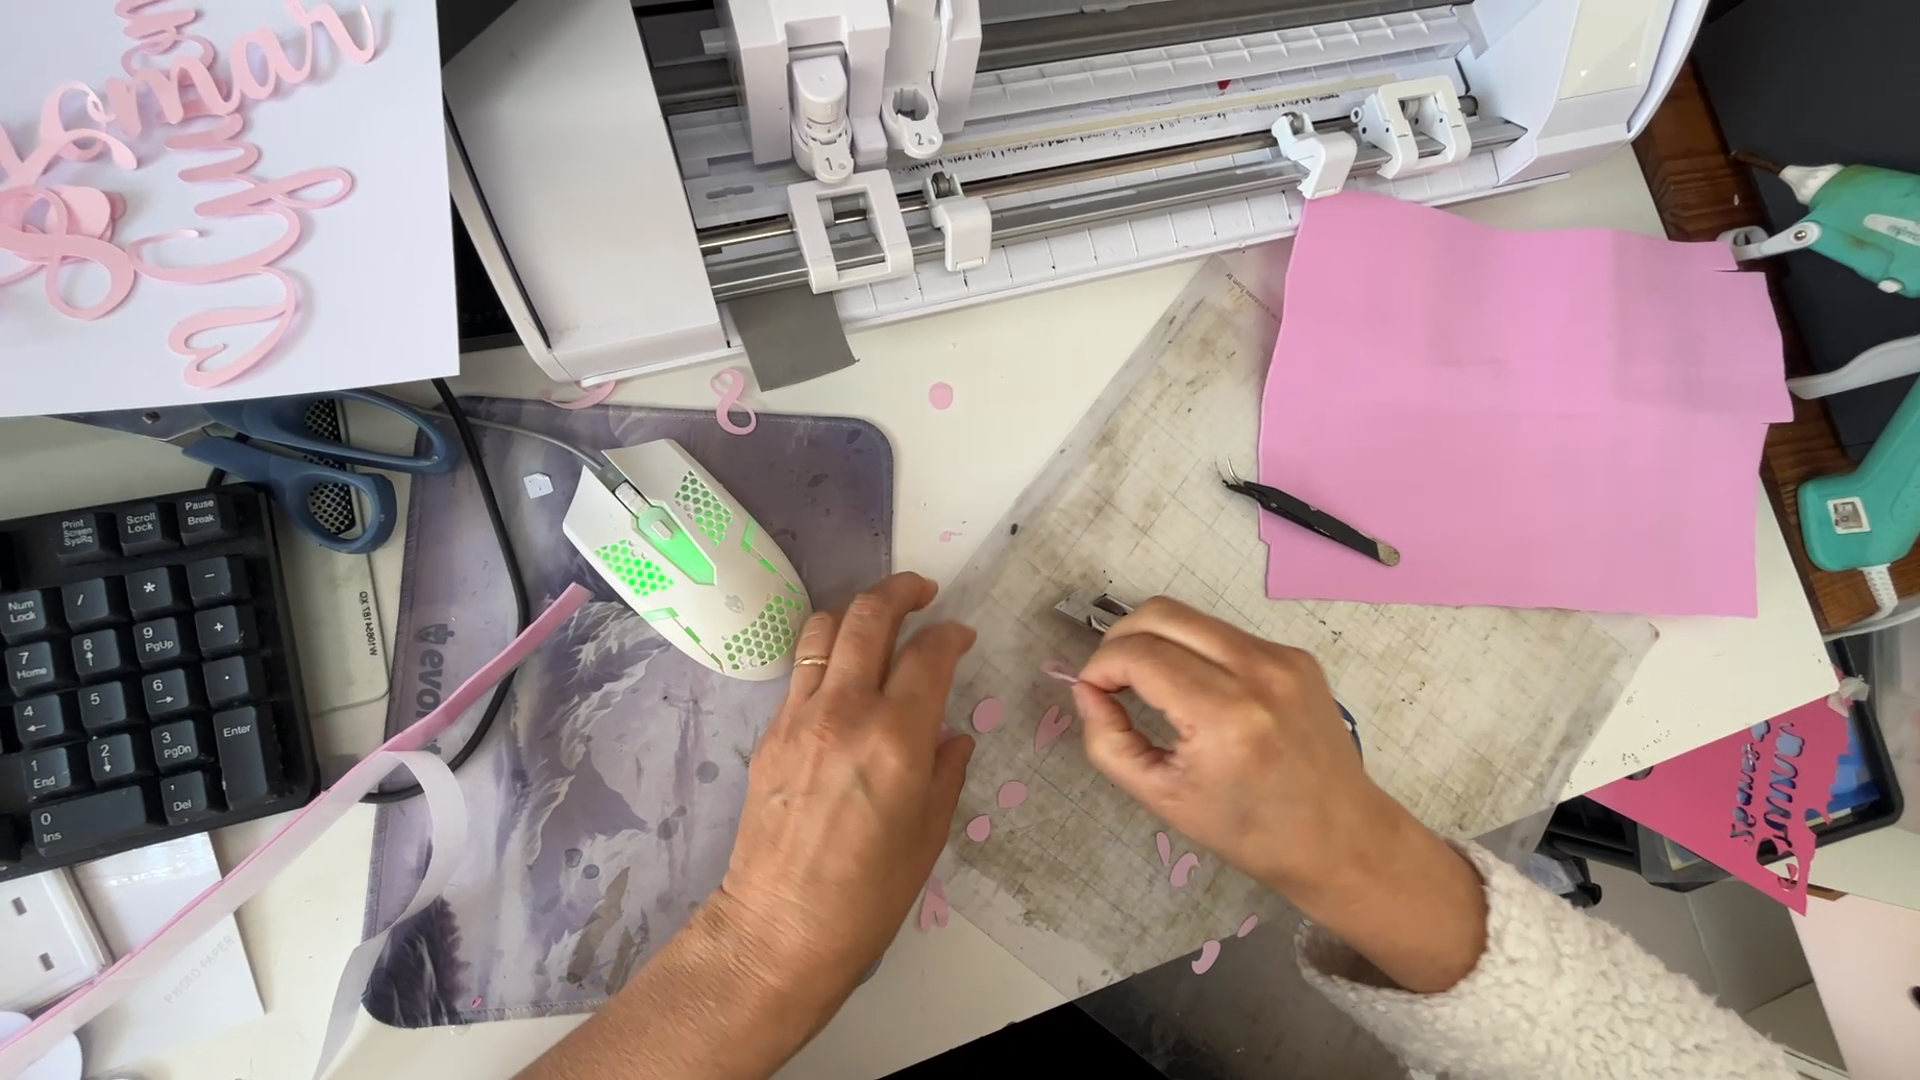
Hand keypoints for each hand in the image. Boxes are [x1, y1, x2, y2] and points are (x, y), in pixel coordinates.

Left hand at [713, 572, 976, 1005]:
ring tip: (878, 619)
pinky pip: (802, 669)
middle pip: (870, 616)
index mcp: (897, 739)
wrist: (779, 930)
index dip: (951, 633)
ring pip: (826, 629)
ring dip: (857, 611)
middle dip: (902, 590)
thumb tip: (952, 735)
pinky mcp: (771, 731)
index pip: (929, 653)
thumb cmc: (869, 894)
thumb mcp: (929, 833)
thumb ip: (947, 769)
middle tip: (923, 591)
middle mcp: (847, 712)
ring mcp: (800, 717)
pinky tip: (843, 674)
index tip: (961, 634)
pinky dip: (829, 653)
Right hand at [1074, 597, 1484, 991]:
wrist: (1343, 839)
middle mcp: (1257, 671)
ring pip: (1189, 615)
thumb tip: (1087, 690)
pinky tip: (1192, 685)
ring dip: (1153, 639)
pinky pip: (1220, 631)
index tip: (1092, 691)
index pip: (1140, 654)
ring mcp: (1281, 656)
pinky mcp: (1294, 654)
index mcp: (1225, 716)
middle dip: (1119, 638)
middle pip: (1160, 614)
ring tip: (1145, 679)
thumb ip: (1108, 742)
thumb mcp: (1161, 797)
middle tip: (1111, 677)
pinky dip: (1189, 647)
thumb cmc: (1248, 830)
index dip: (1100, 666)